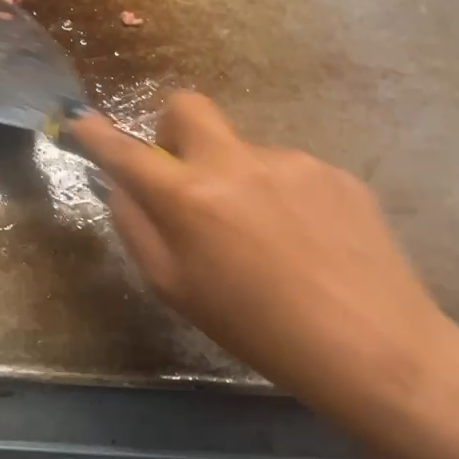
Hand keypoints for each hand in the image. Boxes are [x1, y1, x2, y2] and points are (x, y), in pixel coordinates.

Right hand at [64, 92, 458, 418]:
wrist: (378, 351)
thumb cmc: (256, 328)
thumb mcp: (173, 287)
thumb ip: (136, 226)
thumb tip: (121, 186)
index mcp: (187, 196)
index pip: (123, 150)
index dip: (94, 132)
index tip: (80, 119)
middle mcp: (235, 164)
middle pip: (187, 107)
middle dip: (172, 129)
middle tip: (185, 176)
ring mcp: (291, 163)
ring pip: (241, 150)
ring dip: (235, 178)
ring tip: (264, 238)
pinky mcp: (337, 174)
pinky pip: (287, 171)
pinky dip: (280, 195)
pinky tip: (303, 241)